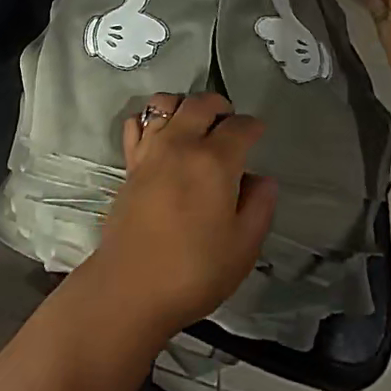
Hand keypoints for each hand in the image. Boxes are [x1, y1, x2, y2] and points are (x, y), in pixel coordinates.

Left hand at [81, 92, 276, 337]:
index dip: (253, 126)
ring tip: (195, 123)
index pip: (239, 126)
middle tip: (230, 123)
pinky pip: (136, 123)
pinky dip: (149, 119)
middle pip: (201, 103)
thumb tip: (262, 179)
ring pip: (165, 103)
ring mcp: (151, 150)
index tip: (258, 133)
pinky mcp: (129, 164)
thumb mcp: (243, 247)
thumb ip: (259, 207)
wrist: (130, 288)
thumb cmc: (194, 271)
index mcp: (215, 161)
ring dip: (185, 105)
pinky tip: (160, 135)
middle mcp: (181, 144)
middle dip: (220, 106)